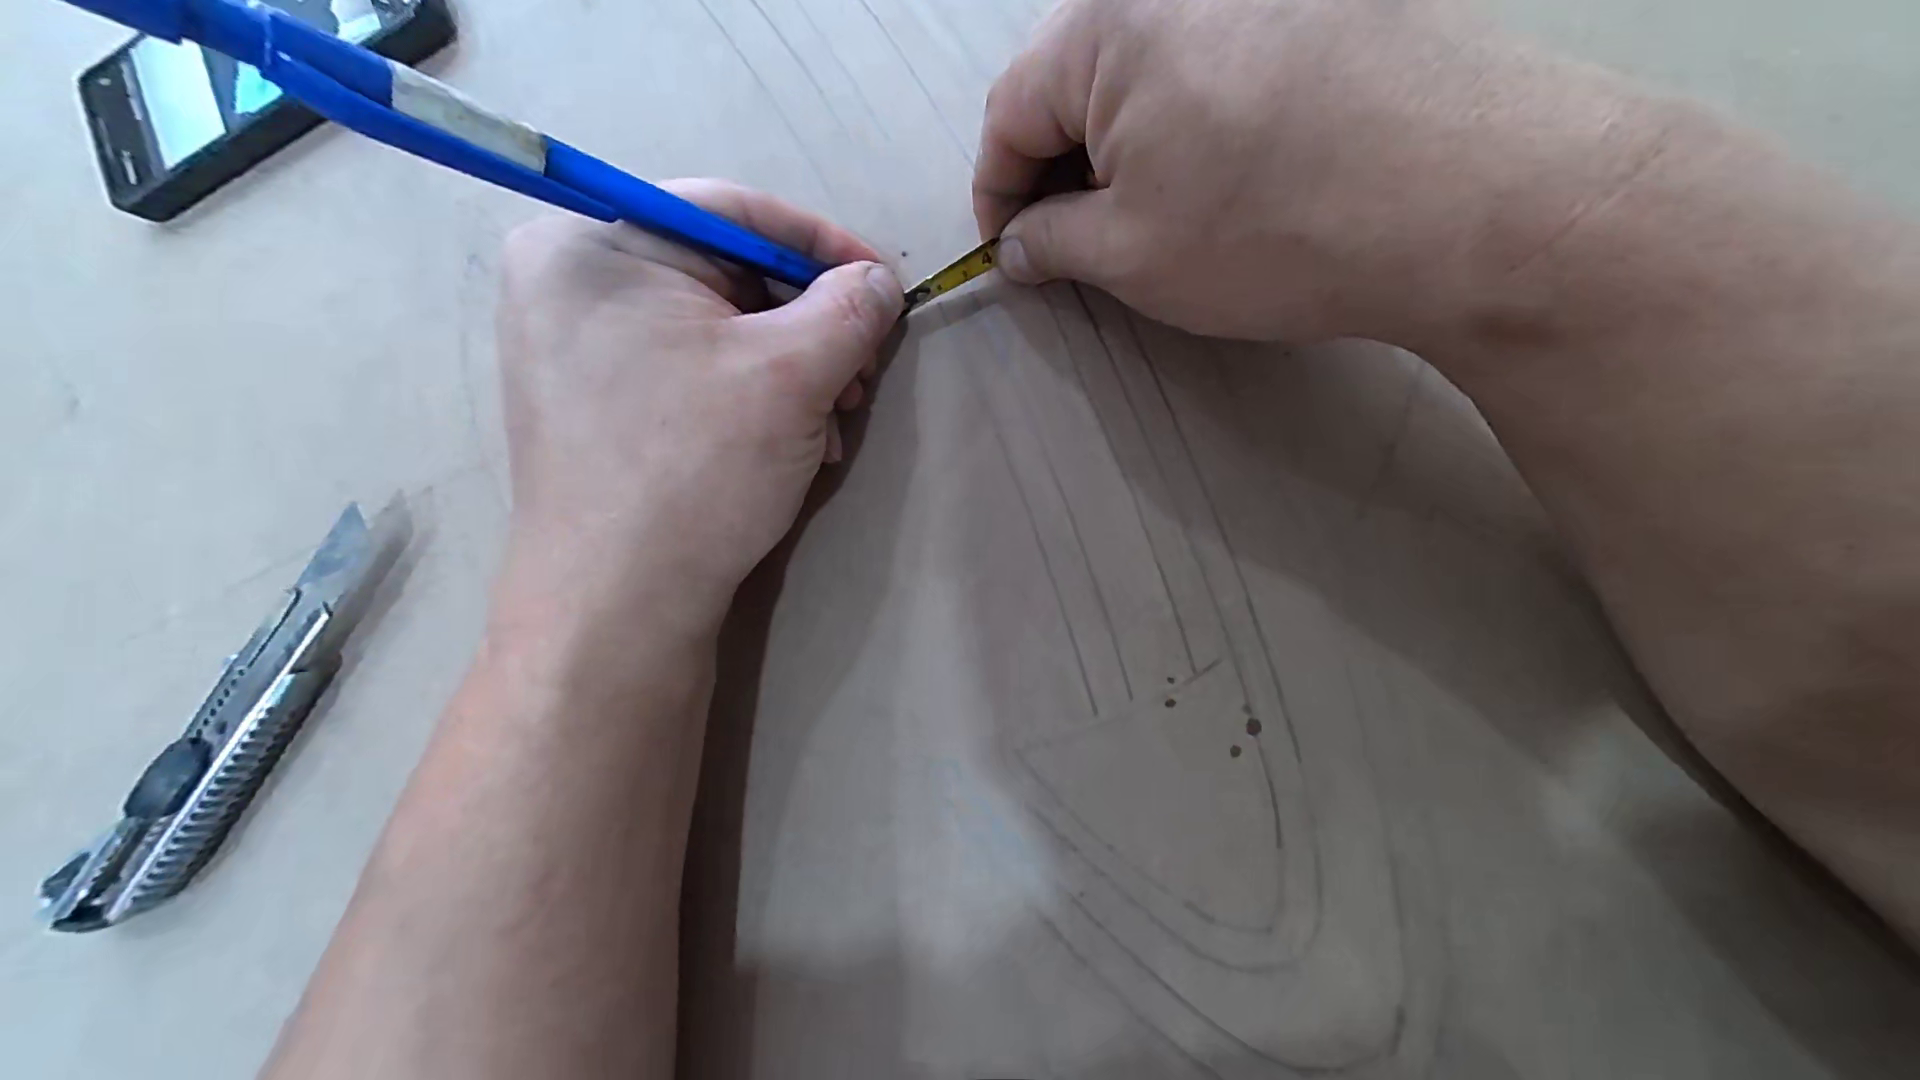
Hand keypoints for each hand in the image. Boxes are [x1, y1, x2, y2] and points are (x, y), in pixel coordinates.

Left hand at [494, 180, 901, 634]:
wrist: (621, 604)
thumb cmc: (696, 471)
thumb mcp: (792, 377)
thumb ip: (849, 310)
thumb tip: (880, 282)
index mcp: (595, 247)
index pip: (735, 214)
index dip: (824, 245)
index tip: (885, 284)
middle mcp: (574, 286)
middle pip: (731, 278)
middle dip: (812, 330)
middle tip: (860, 378)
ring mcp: (582, 350)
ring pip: (723, 333)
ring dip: (795, 375)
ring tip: (829, 428)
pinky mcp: (603, 405)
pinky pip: (698, 374)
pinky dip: (758, 402)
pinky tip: (790, 447)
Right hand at [974, 0, 1681, 349]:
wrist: (1471, 202)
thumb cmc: (1269, 233)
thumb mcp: (1128, 255)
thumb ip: (1049, 244)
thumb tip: (1014, 246)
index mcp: (1110, 26)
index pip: (1009, 114)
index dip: (995, 193)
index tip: (1006, 252)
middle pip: (1073, 84)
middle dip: (1055, 172)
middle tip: (1068, 244)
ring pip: (1141, 75)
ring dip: (1118, 151)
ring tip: (1137, 220)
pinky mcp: (1315, 0)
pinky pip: (1207, 62)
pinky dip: (1179, 125)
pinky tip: (1204, 177)